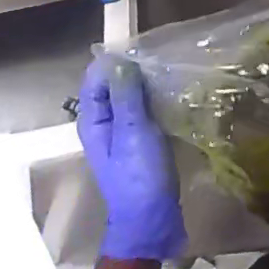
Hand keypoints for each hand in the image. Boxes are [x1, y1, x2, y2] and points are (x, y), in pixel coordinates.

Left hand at [77, 55, 186, 260]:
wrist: (152, 221)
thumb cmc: (139, 176)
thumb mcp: (132, 132)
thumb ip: (126, 95)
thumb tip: (120, 61)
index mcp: (93, 120)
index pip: (95, 77)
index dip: (114, 61)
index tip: (140, 48)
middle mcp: (104, 123)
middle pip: (113, 85)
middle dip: (133, 70)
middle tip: (161, 57)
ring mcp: (123, 133)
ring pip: (131, 97)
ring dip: (147, 84)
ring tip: (170, 70)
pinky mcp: (142, 141)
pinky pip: (145, 111)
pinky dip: (156, 100)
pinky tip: (174, 94)